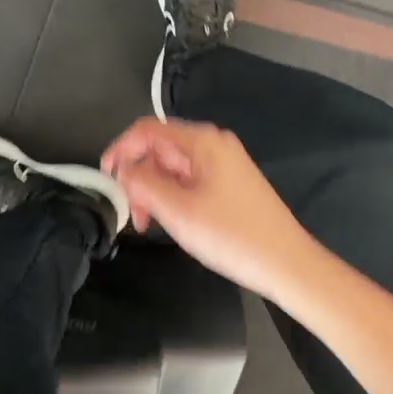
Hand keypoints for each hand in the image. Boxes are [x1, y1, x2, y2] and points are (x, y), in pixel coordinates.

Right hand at [101, 117, 315, 296]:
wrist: (288, 264)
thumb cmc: (233, 235)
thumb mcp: (179, 211)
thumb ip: (144, 184)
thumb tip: (123, 169)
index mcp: (202, 141)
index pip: (147, 129)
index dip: (120, 149)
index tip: (104, 178)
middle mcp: (213, 143)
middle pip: (160, 147)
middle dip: (138, 176)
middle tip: (131, 214)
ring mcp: (224, 162)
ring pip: (174, 165)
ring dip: (154, 189)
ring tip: (149, 223)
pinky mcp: (230, 182)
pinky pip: (190, 178)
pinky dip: (173, 195)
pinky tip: (172, 221)